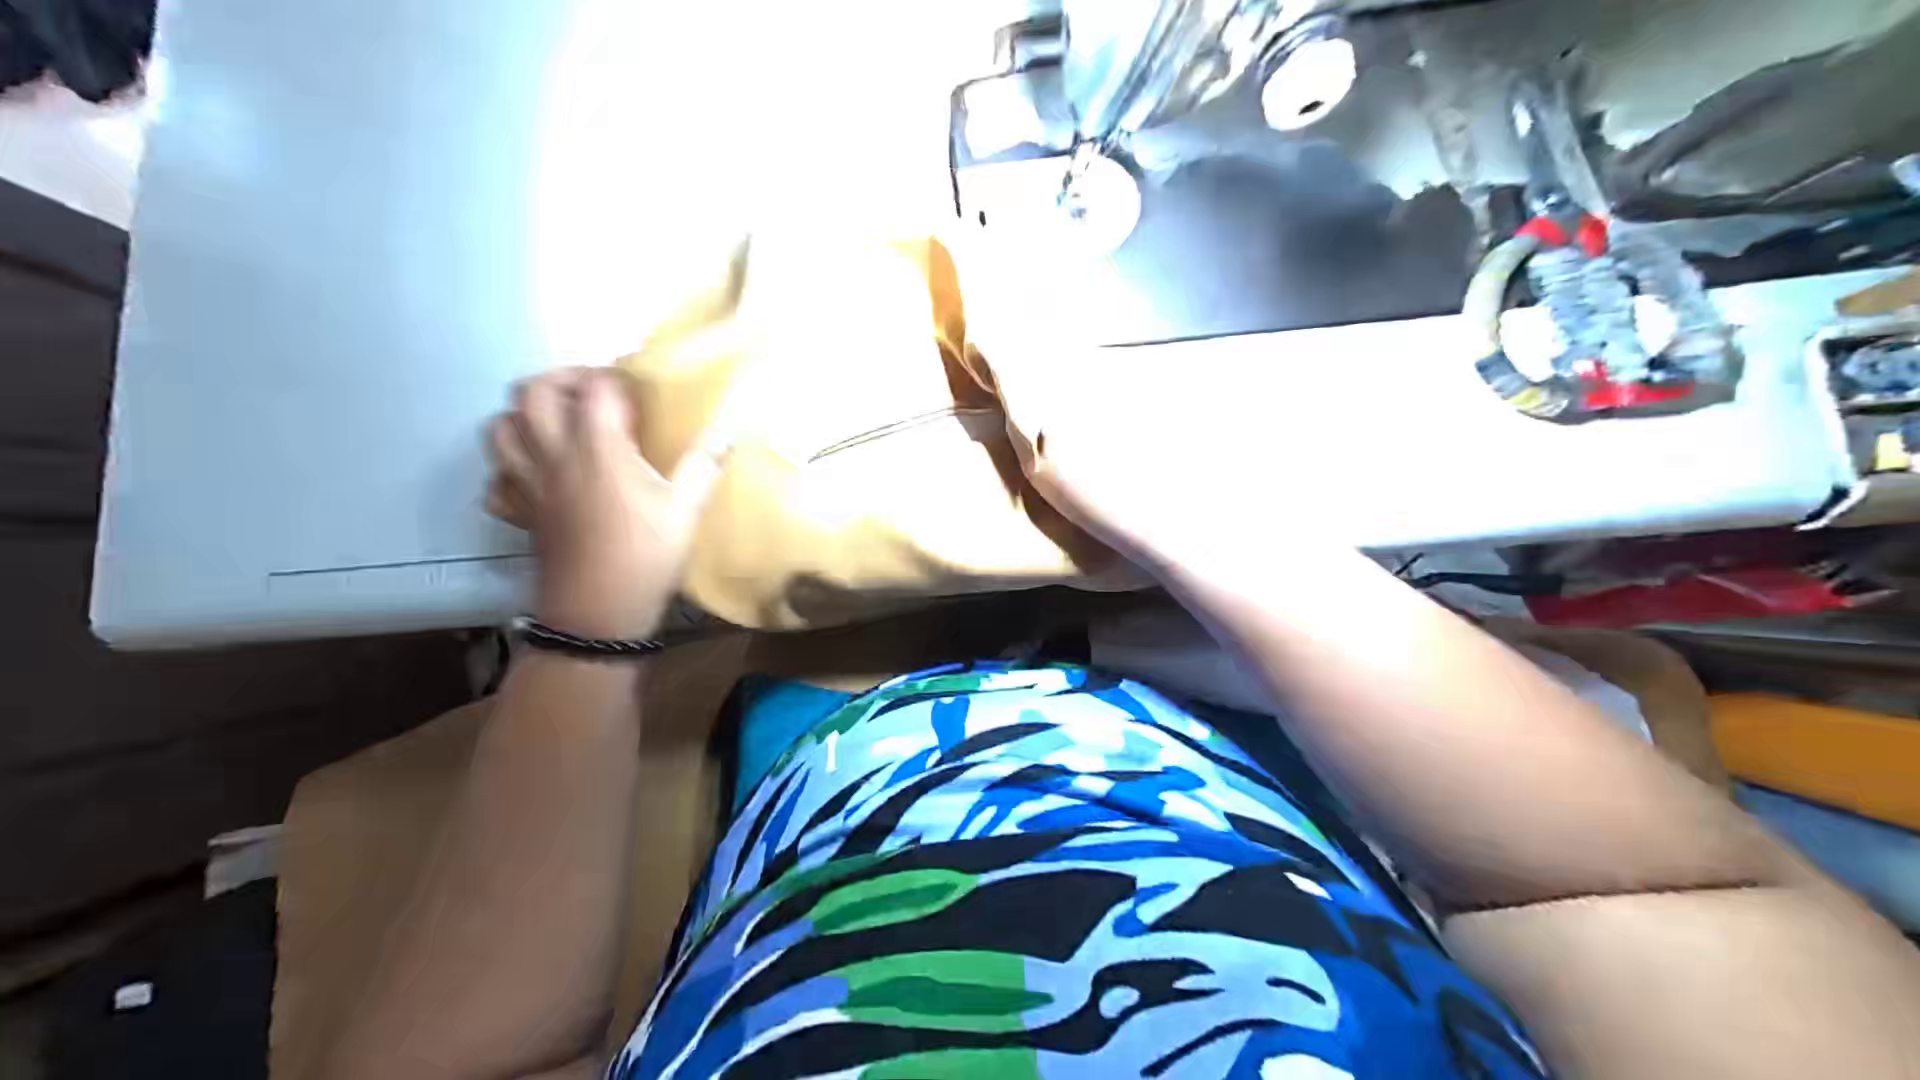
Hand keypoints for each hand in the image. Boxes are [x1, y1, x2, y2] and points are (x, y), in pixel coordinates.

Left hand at [485, 367, 722, 639]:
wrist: (596, 615)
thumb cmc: (644, 558)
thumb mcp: (686, 511)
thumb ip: (705, 463)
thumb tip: (729, 427)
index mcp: (597, 449)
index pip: (594, 387)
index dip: (616, 380)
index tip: (638, 394)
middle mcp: (553, 455)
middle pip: (532, 392)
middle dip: (562, 381)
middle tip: (594, 396)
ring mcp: (528, 483)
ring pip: (501, 427)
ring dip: (527, 416)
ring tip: (563, 427)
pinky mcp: (519, 511)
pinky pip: (497, 476)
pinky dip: (512, 466)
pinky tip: (540, 475)